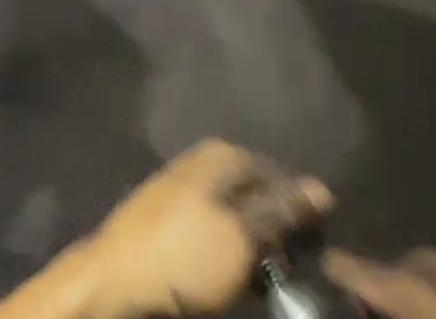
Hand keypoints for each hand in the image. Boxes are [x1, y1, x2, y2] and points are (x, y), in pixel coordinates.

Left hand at [0, 140, 331, 318]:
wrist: (114, 281)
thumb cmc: (183, 256)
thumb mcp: (242, 235)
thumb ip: (281, 209)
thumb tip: (321, 187)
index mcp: (220, 155)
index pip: (280, 173)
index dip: (302, 208)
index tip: (319, 242)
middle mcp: (201, 161)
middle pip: (256, 191)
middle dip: (277, 223)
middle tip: (294, 260)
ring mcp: (183, 187)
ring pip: (235, 211)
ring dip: (253, 239)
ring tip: (267, 269)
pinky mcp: (170, 218)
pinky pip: (214, 227)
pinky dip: (229, 246)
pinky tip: (236, 269)